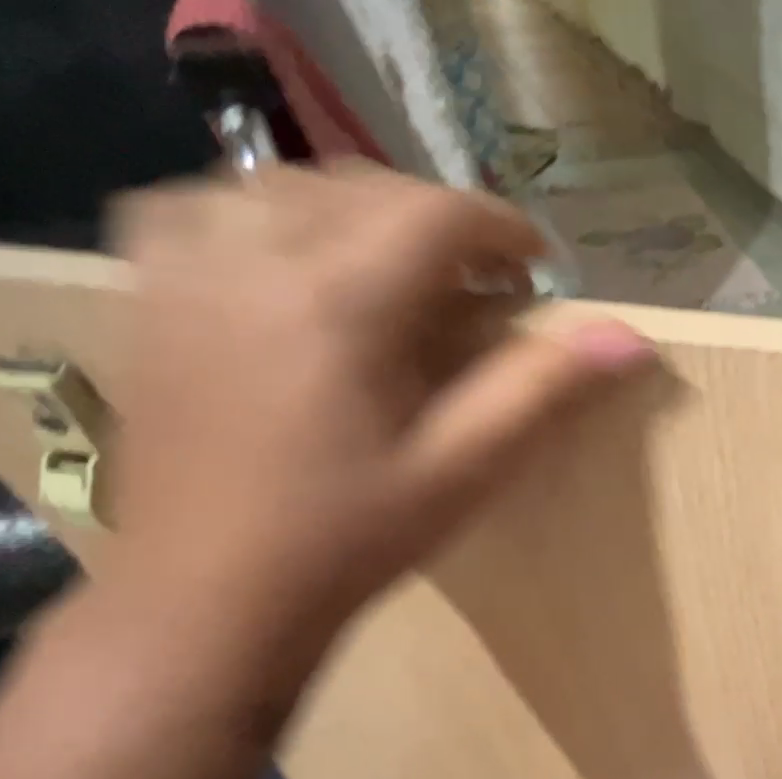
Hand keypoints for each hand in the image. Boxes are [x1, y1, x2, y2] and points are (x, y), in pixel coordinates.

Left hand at [109, 163, 650, 629]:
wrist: (210, 593)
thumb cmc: (351, 535)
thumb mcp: (466, 470)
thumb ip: (544, 391)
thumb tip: (632, 338)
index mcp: (339, 303)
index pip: (435, 214)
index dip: (503, 228)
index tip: (538, 270)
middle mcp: (252, 260)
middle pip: (366, 188)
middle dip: (441, 219)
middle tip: (484, 282)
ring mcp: (186, 271)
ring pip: (284, 183)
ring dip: (362, 209)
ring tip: (402, 269)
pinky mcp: (149, 294)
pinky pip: (203, 204)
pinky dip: (267, 211)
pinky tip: (297, 260)